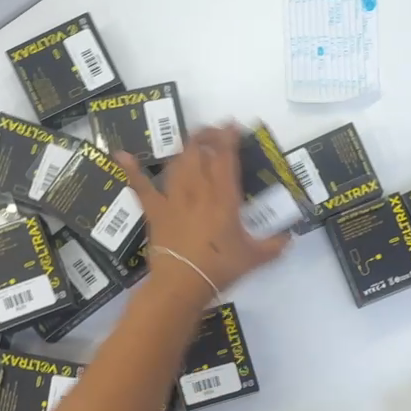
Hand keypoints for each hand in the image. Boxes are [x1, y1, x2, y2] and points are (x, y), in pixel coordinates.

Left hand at [117, 124, 288, 301]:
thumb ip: (274, 246)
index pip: (226, 157)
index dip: (229, 137)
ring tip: (192, 143)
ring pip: (177, 162)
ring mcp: (173, 198)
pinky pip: (141, 187)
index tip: (232, 126)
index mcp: (224, 197)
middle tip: (215, 134)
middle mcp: (198, 190)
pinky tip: (121, 154)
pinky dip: (132, 170)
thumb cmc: (220, 269)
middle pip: (199, 151)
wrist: (182, 284)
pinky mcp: (155, 211)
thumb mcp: (254, 258)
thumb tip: (289, 238)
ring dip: (185, 149)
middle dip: (207, 136)